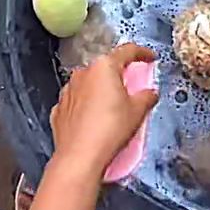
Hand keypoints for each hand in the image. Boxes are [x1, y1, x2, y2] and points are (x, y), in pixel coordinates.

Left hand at [50, 44, 157, 179]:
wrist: (79, 158)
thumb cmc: (107, 131)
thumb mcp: (138, 110)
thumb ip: (147, 96)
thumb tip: (149, 94)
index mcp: (104, 67)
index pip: (128, 51)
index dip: (142, 53)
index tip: (149, 57)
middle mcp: (83, 74)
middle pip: (107, 67)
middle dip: (120, 75)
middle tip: (133, 88)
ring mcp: (69, 91)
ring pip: (91, 84)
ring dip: (103, 91)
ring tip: (114, 109)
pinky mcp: (60, 109)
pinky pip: (78, 101)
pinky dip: (88, 106)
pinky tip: (96, 120)